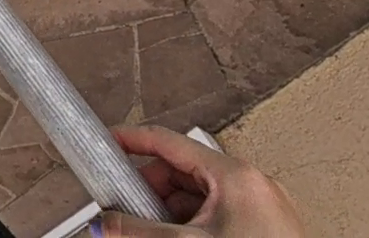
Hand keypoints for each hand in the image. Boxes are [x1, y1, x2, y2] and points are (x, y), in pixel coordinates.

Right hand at [98, 126, 305, 237]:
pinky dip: (191, 224)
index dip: (129, 140)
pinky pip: (216, 213)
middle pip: (179, 170)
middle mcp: (251, 184)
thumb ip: (138, 231)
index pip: (165, 139)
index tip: (104, 144)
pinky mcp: (266, 230)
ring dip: (169, 210)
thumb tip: (102, 223)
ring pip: (196, 194)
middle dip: (149, 190)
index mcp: (235, 175)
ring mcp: (262, 208)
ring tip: (156, 231)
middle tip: (129, 208)